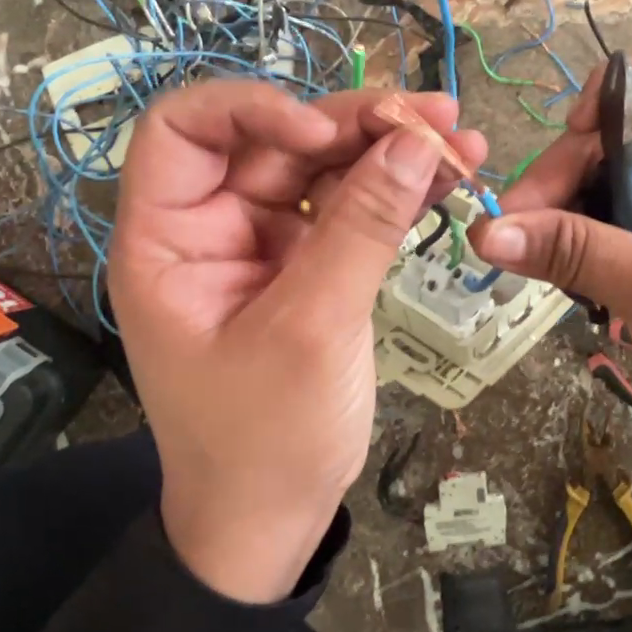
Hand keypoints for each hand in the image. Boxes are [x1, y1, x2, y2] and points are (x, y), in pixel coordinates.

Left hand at [109, 83, 484, 602]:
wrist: (274, 520)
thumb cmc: (265, 439)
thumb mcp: (312, 329)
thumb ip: (361, 229)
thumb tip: (416, 141)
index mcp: (168, 239)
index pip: (186, 130)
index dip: (253, 110)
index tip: (323, 137)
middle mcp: (215, 227)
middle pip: (279, 142)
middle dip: (356, 125)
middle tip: (437, 117)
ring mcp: (268, 245)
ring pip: (327, 170)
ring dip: (393, 151)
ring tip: (462, 140)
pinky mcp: (314, 266)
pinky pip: (354, 210)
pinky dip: (399, 192)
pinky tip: (450, 178)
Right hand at [469, 51, 631, 491]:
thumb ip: (577, 252)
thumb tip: (489, 230)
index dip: (616, 86)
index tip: (572, 133)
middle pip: (604, 146)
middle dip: (555, 180)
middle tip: (511, 233)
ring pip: (589, 197)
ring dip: (553, 225)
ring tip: (527, 266)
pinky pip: (592, 242)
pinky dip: (567, 258)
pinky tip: (555, 286)